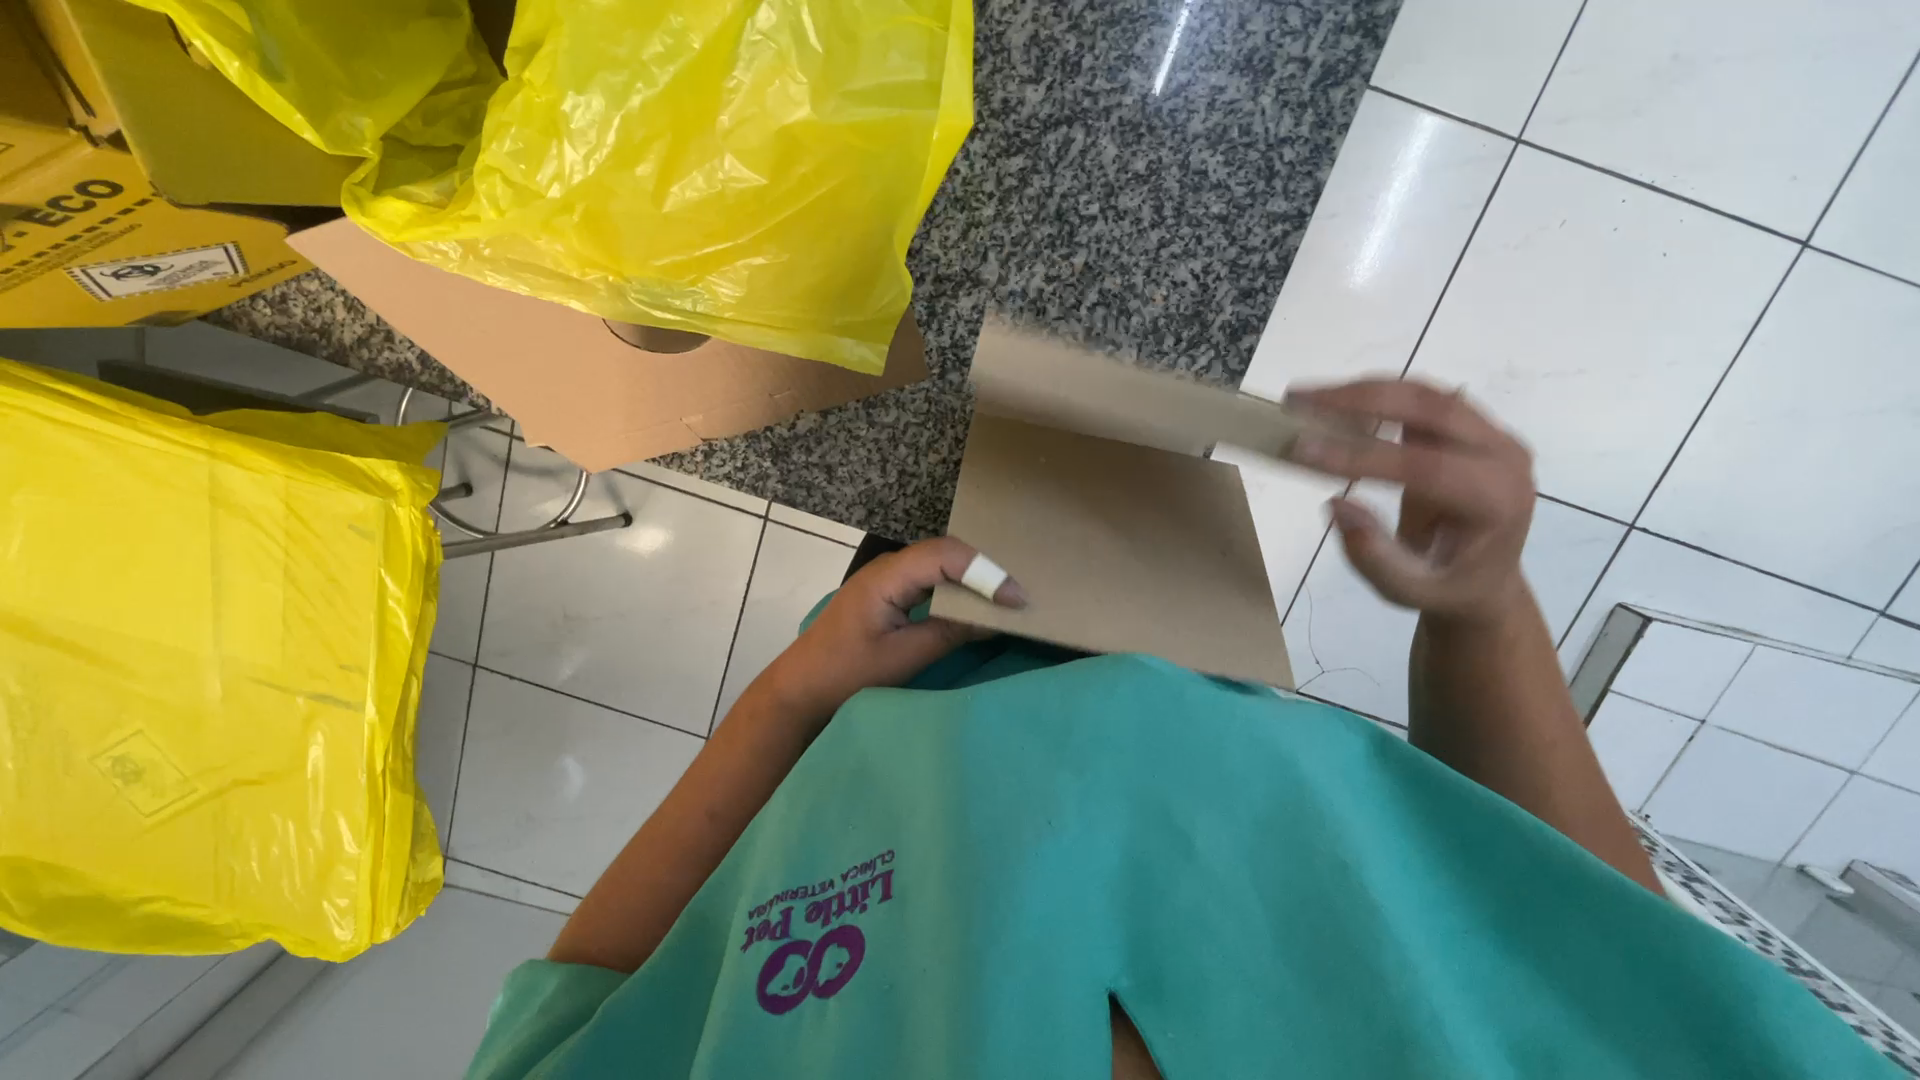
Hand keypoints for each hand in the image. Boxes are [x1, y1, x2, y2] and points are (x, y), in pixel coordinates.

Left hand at [748, 536, 1025, 727]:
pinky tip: (975, 605)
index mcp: (886, 577)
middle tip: (1021, 595)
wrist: (800, 690)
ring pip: (940, 565)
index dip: (985, 571)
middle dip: (985, 569)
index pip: (946, 555)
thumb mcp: (903, 658)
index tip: (1016, 599)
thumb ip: (950, 631)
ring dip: (972, 579)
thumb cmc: (845, 675)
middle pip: (945, 553)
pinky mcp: (889, 594)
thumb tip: (996, 617)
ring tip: (1006, 598)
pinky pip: (930, 580)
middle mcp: (888, 568)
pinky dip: (956, 589)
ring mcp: (887, 579)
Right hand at [1284, 379, 1535, 625]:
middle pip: (1433, 408)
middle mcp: (1504, 456)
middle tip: (1296, 401)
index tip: (1301, 450)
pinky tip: (1334, 404)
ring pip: (1425, 393)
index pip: (1425, 467)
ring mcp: (1492, 435)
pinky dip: (1376, 394)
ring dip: (1363, 390)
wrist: (1486, 577)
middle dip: (1360, 400)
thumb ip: (1375, 558)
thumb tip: (1336, 505)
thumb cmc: (1447, 587)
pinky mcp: (1471, 426)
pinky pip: (1422, 398)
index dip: (1361, 456)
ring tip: (1305, 398)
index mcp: (1497, 501)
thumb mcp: (1409, 590)